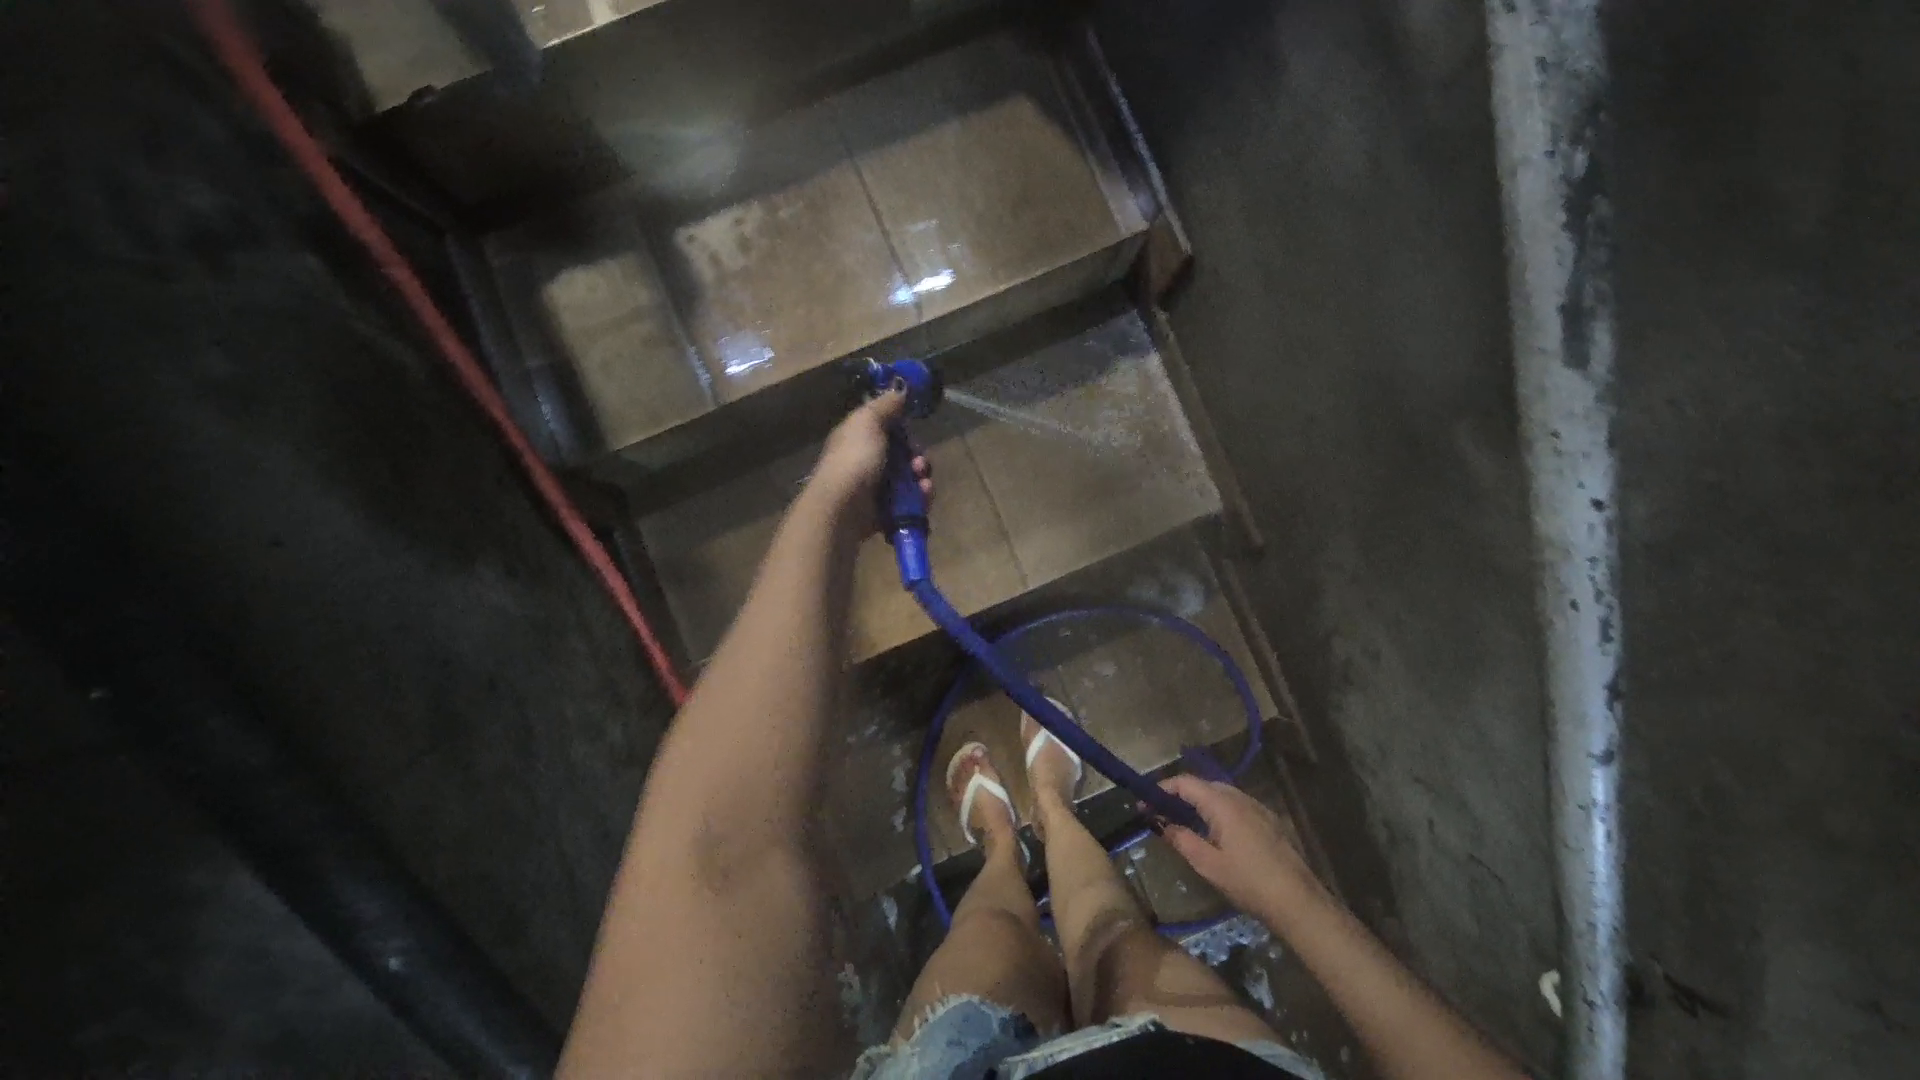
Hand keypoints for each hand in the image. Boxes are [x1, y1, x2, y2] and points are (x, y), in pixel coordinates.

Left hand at [808, 390, 932, 514]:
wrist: (842, 509)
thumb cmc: (854, 460)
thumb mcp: (867, 421)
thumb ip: (885, 405)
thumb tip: (900, 388)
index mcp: (858, 439)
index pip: (887, 430)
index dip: (904, 430)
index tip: (913, 431)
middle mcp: (866, 463)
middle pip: (903, 457)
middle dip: (918, 458)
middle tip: (918, 463)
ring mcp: (875, 490)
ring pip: (909, 481)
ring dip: (922, 480)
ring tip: (922, 483)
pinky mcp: (884, 514)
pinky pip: (909, 505)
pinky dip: (919, 501)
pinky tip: (922, 498)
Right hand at [1156, 775, 1322, 917]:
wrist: (1298, 901)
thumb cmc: (1249, 882)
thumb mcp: (1207, 865)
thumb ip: (1182, 840)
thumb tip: (1161, 824)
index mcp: (1223, 804)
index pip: (1185, 783)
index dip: (1162, 790)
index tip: (1145, 805)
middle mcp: (1241, 798)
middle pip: (1204, 785)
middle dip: (1180, 796)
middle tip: (1162, 815)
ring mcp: (1259, 808)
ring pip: (1222, 795)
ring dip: (1200, 803)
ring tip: (1185, 824)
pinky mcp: (1270, 821)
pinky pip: (1237, 806)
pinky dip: (1219, 811)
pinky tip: (1216, 834)